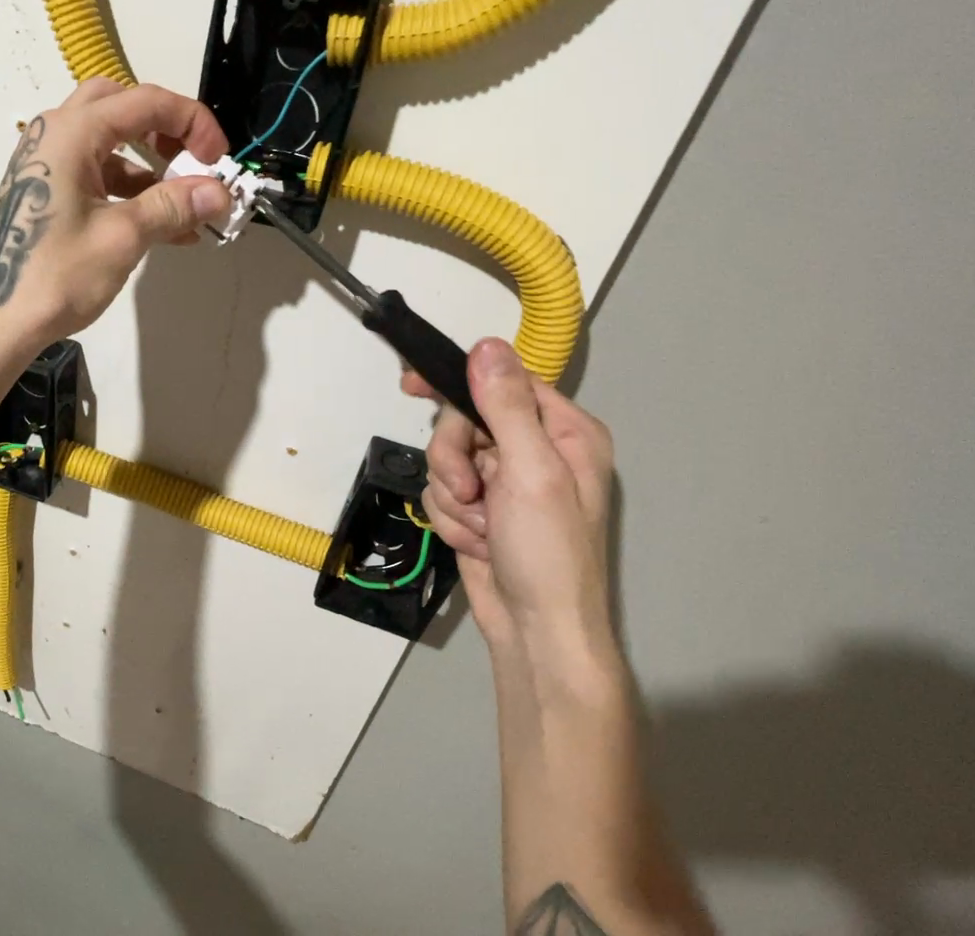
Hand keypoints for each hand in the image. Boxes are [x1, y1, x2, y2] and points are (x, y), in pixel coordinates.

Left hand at [0, 80, 230, 346]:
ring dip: (149, 168)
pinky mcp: (43, 194)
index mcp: (72, 133)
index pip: (146, 102)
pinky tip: (161, 229)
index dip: (192, 123)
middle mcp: (54, 136)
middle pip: (120, 107)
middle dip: (164, 130)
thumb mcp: (123, 237)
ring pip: (107, 145)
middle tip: (192, 161)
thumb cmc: (56, 275)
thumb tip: (221, 191)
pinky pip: (94, 176)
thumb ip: (173, 206)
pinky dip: (128, 192)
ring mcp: (45, 165)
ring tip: (186, 209)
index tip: (219, 159)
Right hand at [403, 338, 615, 654]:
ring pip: (444, 460)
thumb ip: (506, 407)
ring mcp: (502, 481)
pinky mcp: (477, 508)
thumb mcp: (532, 473)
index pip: (500, 383)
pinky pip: (440, 492)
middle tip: (469, 491)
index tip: (412, 384)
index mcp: (562, 432)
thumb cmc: (548, 552)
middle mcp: (533, 449)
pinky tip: (476, 541)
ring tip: (481, 528)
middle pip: (461, 423)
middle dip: (454, 460)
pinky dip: (450, 518)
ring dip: (452, 498)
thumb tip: (486, 346)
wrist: (534, 628)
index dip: (457, 383)